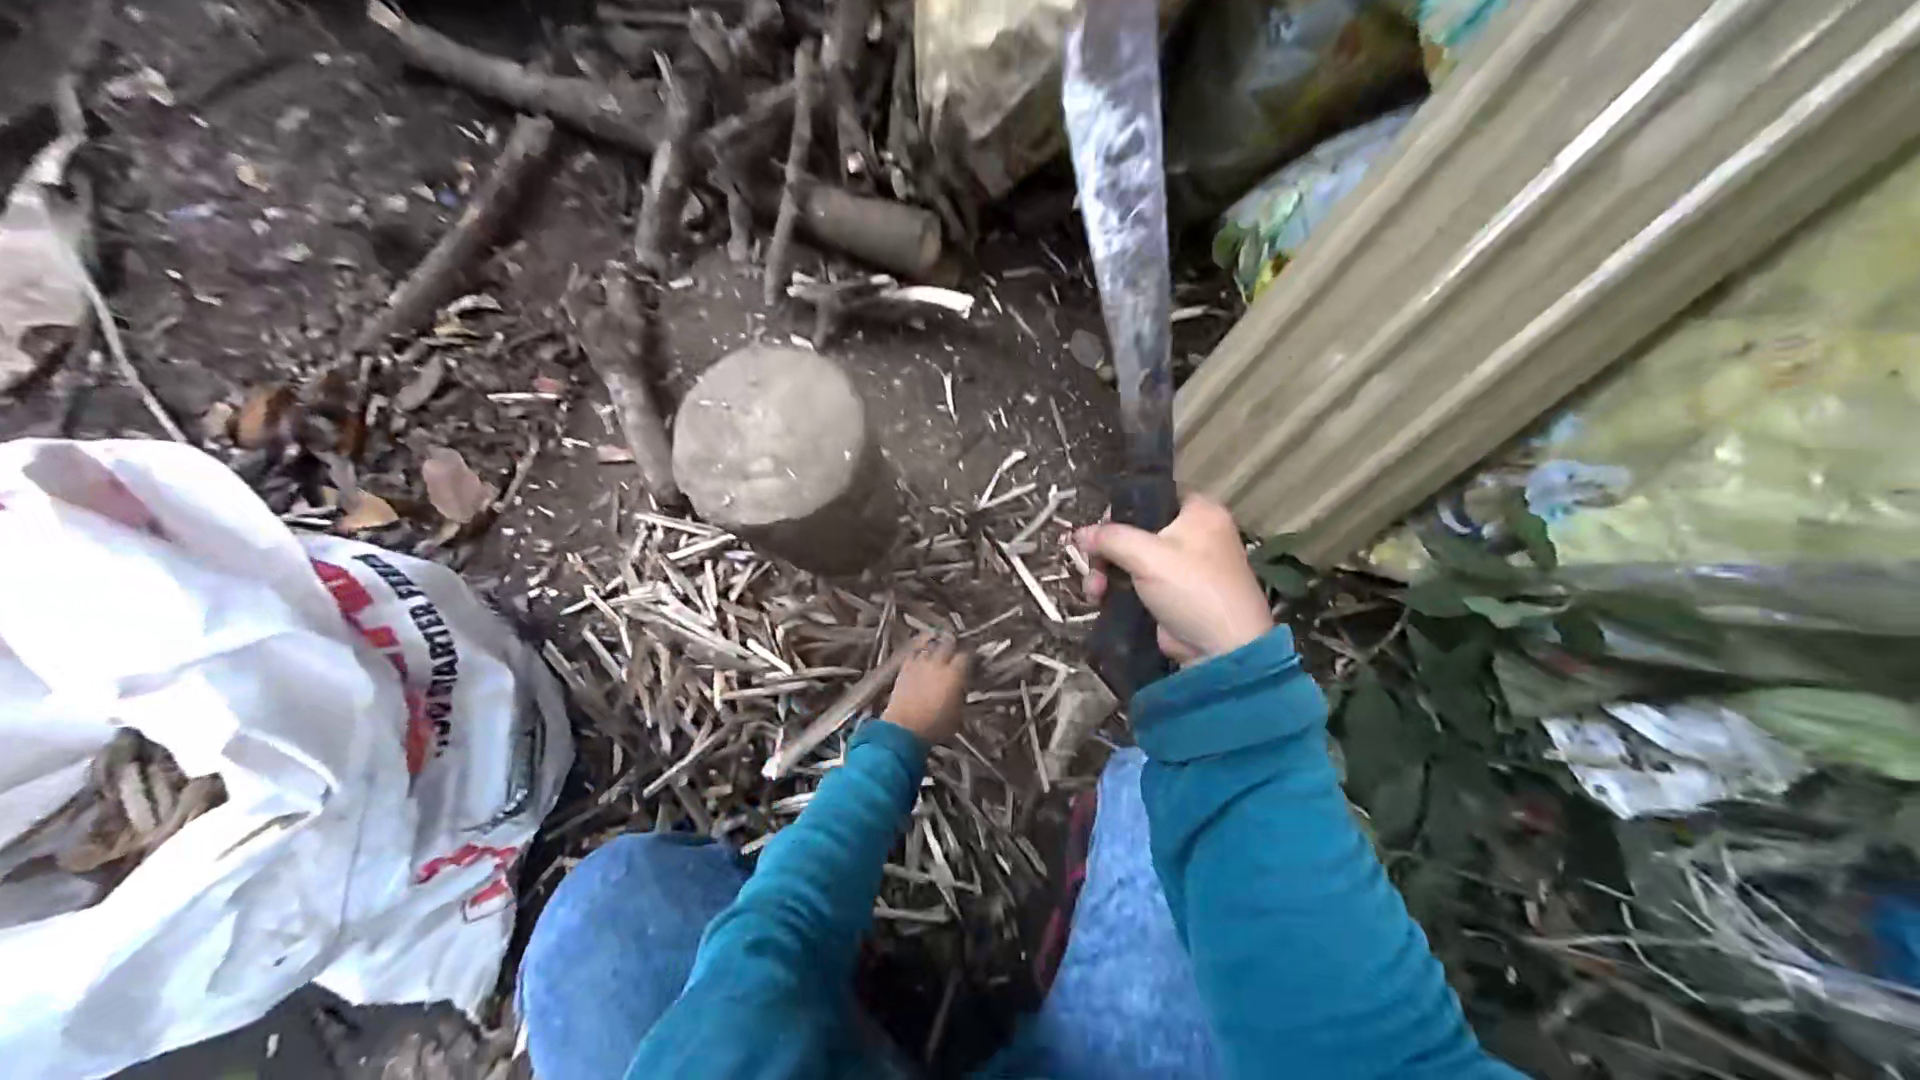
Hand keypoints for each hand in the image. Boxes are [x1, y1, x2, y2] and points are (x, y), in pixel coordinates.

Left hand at [881, 633, 969, 742]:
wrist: (905, 729)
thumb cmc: (935, 726)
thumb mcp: (958, 712)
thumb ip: (961, 693)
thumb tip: (962, 686)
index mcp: (955, 673)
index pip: (967, 655)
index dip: (969, 657)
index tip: (971, 661)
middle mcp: (938, 663)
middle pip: (948, 644)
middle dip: (953, 647)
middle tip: (955, 654)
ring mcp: (920, 663)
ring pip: (930, 646)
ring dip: (936, 649)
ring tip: (938, 655)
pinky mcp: (904, 668)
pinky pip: (914, 654)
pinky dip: (920, 655)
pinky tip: (921, 661)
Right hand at [1073, 496, 1273, 665]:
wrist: (1222, 650)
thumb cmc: (1192, 589)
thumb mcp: (1147, 555)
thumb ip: (1110, 538)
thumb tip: (1079, 534)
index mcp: (1199, 512)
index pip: (1153, 496)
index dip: (1122, 509)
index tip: (1099, 528)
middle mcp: (1193, 534)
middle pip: (1135, 530)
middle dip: (1106, 550)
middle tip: (1091, 565)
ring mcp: (1181, 566)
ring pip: (1130, 558)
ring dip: (1106, 572)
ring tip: (1094, 591)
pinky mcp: (1170, 594)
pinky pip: (1135, 581)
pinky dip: (1116, 588)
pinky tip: (1100, 599)